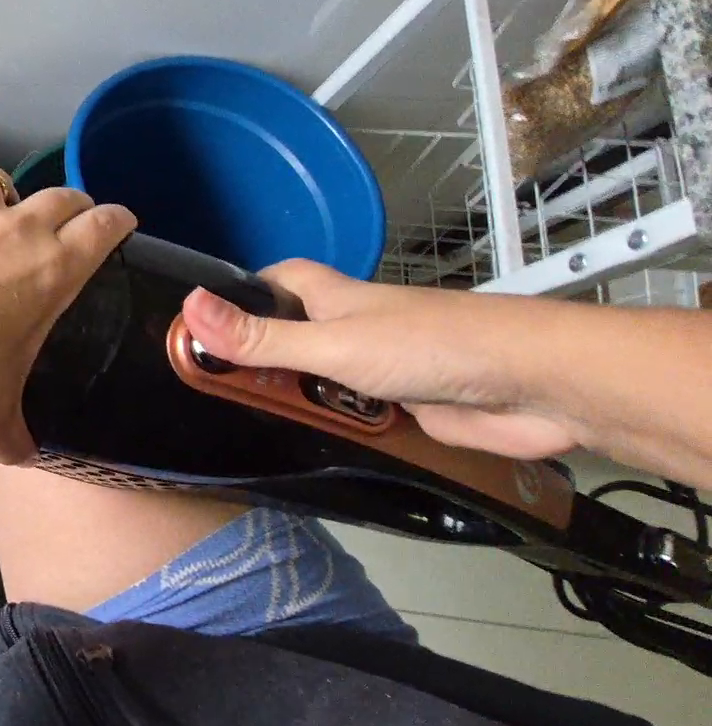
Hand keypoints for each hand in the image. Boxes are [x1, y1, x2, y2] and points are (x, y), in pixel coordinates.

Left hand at [0, 163, 135, 464]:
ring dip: (2, 197)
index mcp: (55, 267)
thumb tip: (28, 459)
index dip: (117, 221)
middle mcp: (23, 226)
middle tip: (61, 224)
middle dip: (70, 207)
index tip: (117, 224)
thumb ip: (17, 436)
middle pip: (64, 196)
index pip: (106, 225)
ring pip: (2, 182)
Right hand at [181, 259, 579, 459]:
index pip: (275, 280)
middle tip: (201, 386)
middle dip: (251, 357)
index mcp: (333, 299)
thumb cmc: (431, 347)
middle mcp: (351, 328)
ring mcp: (375, 369)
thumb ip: (259, 337)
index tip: (198, 320)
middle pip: (286, 335)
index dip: (238, 292)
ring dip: (286, 399)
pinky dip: (322, 427)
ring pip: (312, 380)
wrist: (540, 389)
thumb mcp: (329, 343)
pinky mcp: (397, 408)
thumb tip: (185, 307)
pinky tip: (290, 445)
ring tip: (230, 422)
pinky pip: (343, 415)